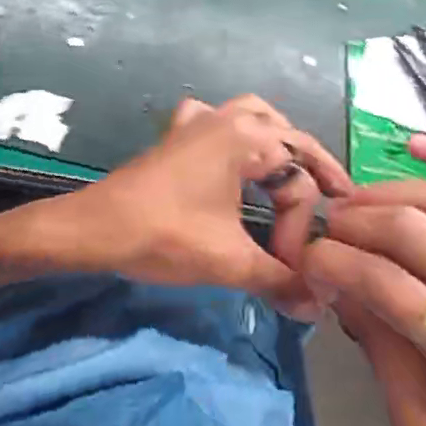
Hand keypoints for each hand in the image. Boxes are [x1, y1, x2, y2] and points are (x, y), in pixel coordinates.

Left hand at [39, 96, 353, 315]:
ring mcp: (193, 124)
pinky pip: (212, 121)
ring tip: (290, 173)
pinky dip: (231, 132)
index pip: (298, 180)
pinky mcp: (172, 138)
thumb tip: (318, 307)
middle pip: (285, 135)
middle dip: (311, 169)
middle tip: (333, 200)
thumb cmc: (163, 235)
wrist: (93, 229)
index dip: (301, 226)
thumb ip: (279, 280)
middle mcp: (223, 118)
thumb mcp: (229, 260)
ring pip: (249, 117)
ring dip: (275, 142)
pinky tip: (229, 155)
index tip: (291, 266)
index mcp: (245, 137)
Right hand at [300, 136, 425, 425]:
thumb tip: (334, 277)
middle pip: (418, 236)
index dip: (335, 263)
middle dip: (353, 224)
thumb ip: (376, 342)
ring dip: (388, 193)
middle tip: (323, 229)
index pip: (392, 289)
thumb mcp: (414, 414)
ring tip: (352, 202)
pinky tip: (419, 145)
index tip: (305, 257)